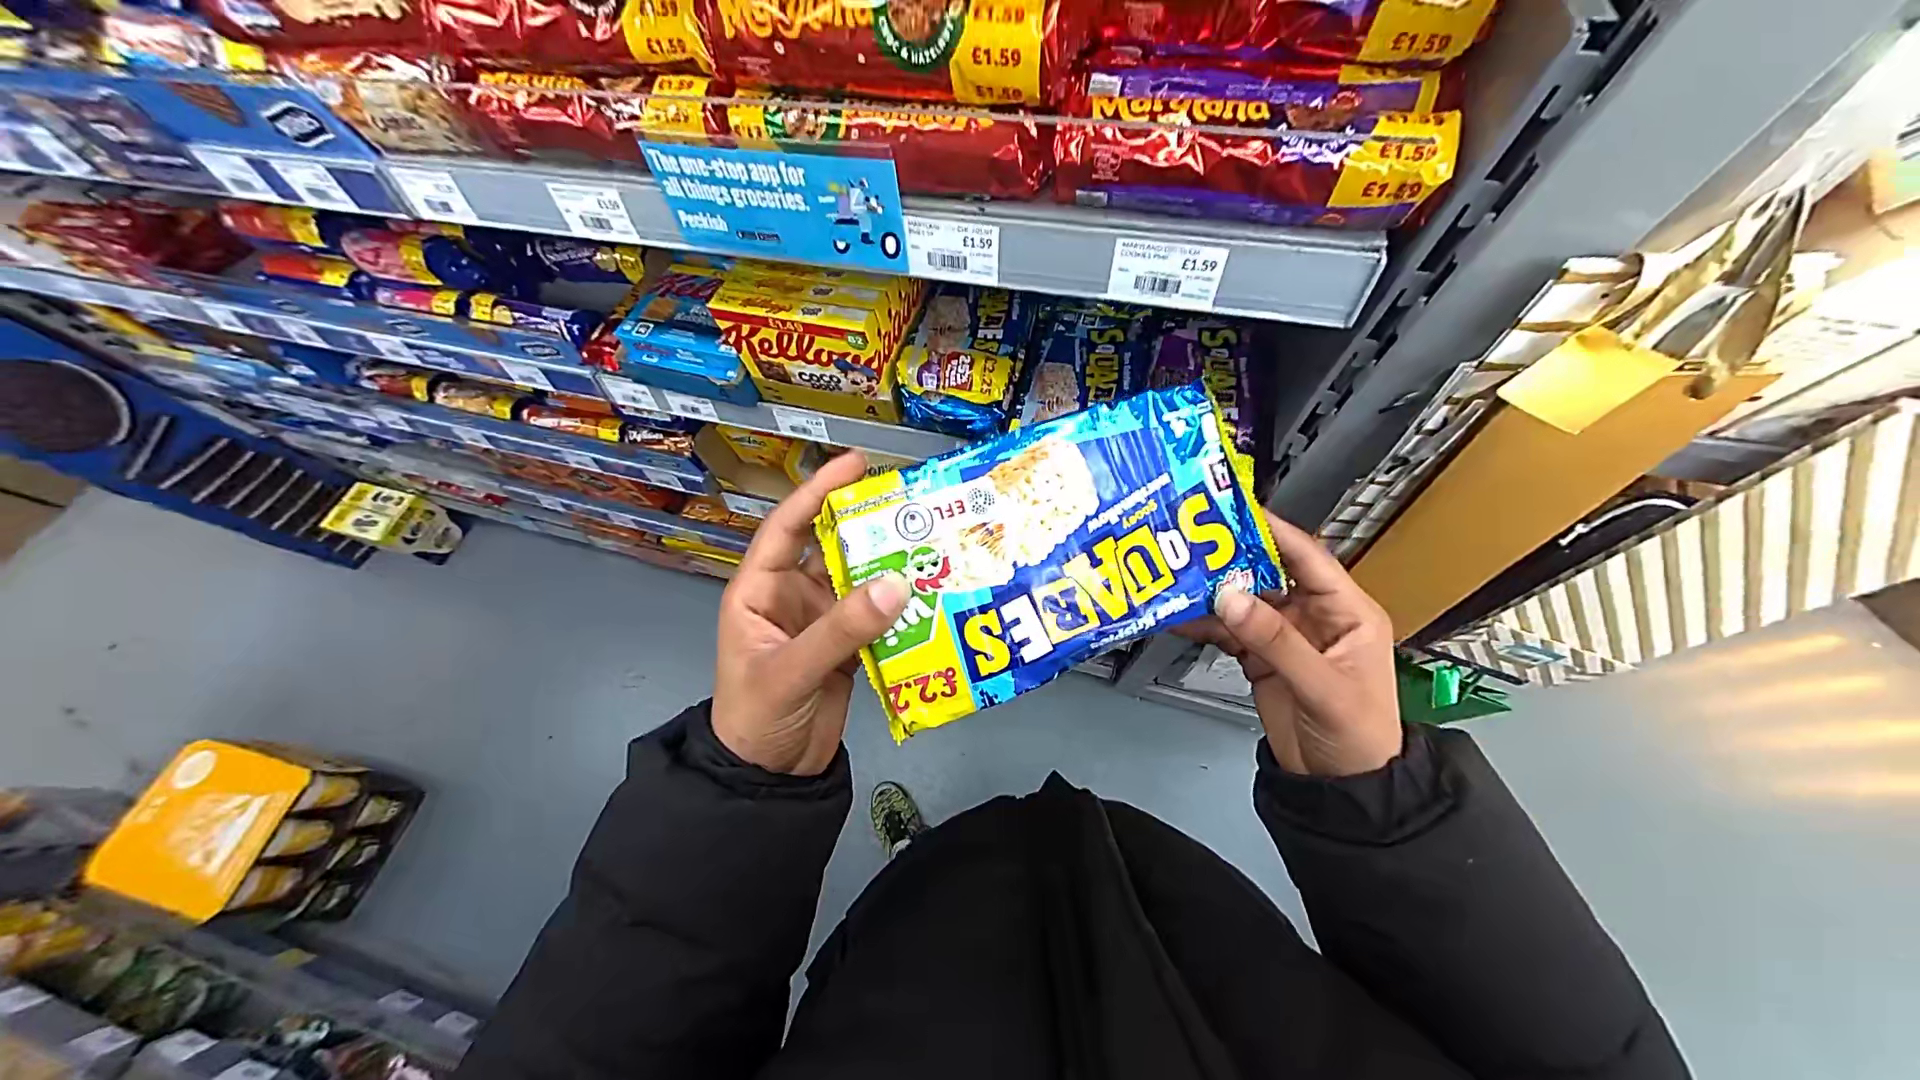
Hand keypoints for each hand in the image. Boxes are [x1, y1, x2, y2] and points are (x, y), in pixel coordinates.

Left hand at [712, 451, 909, 775]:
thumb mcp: (790, 671)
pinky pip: (876, 617)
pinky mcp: (847, 647)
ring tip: (930, 545)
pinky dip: (900, 608)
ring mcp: (822, 622)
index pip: (787, 528)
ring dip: (890, 568)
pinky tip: (928, 596)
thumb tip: (897, 583)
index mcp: (760, 590)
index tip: (854, 463)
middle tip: (911, 504)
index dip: (818, 491)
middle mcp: (792, 597)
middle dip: (867, 526)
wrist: (770, 777)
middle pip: (831, 549)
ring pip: (859, 582)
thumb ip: (841, 629)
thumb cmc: (756, 719)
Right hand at [1179, 512, 1400, 776]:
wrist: (1339, 785)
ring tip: (1178, 579)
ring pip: (1241, 601)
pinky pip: (1227, 630)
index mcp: (1346, 612)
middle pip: (1266, 574)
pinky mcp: (1260, 655)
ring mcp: (1283, 636)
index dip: (1274, 531)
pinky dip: (1204, 624)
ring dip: (1212, 593)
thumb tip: (1230, 598)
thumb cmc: (1358, 736)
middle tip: (1193, 543)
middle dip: (1231, 560)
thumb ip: (1275, 641)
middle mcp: (1312, 616)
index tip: (1237, 512)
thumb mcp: (1322, 687)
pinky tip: (1181, 617)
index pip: (1308, 557)